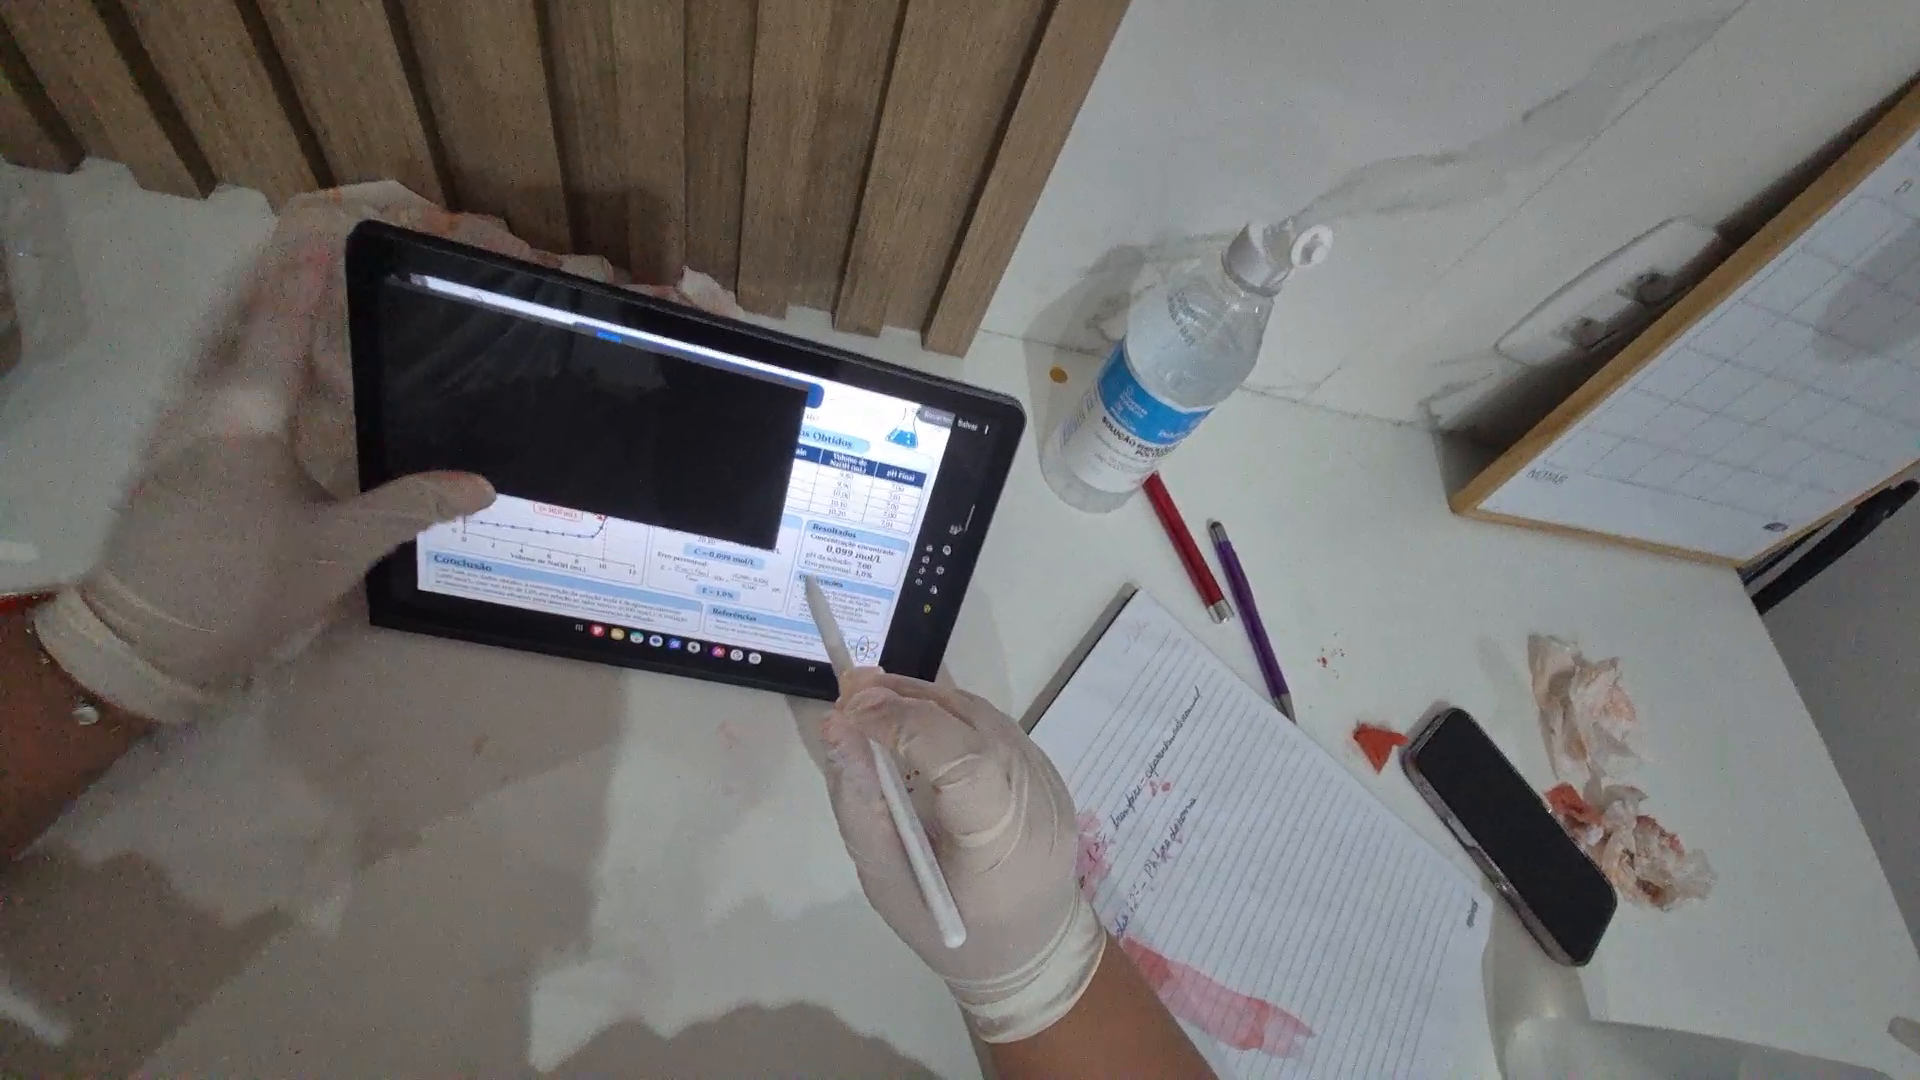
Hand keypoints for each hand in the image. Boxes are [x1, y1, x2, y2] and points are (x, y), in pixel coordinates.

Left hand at [33, 248, 493, 723]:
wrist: (150, 639)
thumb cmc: (247, 582)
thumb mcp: (341, 546)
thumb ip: (411, 506)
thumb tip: (483, 483)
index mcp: (243, 427)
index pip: (276, 342)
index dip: (300, 292)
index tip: (319, 243)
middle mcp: (202, 419)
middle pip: (232, 337)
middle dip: (268, 293)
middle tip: (305, 255)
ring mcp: (180, 441)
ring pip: (214, 364)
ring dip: (251, 326)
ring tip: (290, 300)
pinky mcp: (175, 465)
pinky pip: (212, 394)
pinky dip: (240, 366)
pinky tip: (267, 379)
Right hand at [821, 670, 1105, 1042]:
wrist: (1035, 947)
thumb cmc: (953, 930)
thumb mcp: (888, 885)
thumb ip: (860, 806)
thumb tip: (836, 728)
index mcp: (1002, 838)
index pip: (961, 759)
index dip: (904, 722)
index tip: (849, 709)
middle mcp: (1035, 793)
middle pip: (970, 721)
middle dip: (905, 698)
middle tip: (849, 690)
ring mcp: (1047, 773)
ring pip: (980, 713)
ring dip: (923, 697)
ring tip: (872, 699)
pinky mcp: (1045, 764)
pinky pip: (990, 723)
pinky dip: (946, 711)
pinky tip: (913, 717)